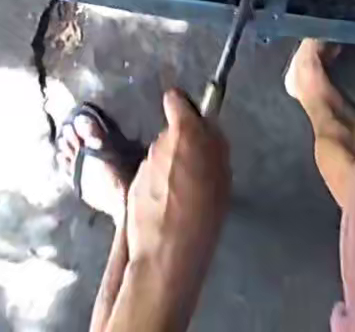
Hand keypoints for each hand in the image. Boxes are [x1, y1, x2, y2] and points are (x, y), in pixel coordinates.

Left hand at [124, 89, 230, 290]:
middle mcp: (160, 142)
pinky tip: (166, 211)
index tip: (190, 123)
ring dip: (168, 168)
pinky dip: (157, 187)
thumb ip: (214, 145)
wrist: (166, 255)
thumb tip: (207, 127)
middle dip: (180, 146)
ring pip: (160, 157)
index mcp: (184, 133)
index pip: (175, 99)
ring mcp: (144, 164)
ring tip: (181, 198)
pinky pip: (150, 177)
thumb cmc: (204, 213)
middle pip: (171, 134)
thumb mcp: (223, 176)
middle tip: (194, 172)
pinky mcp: (132, 185)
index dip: (182, 107)